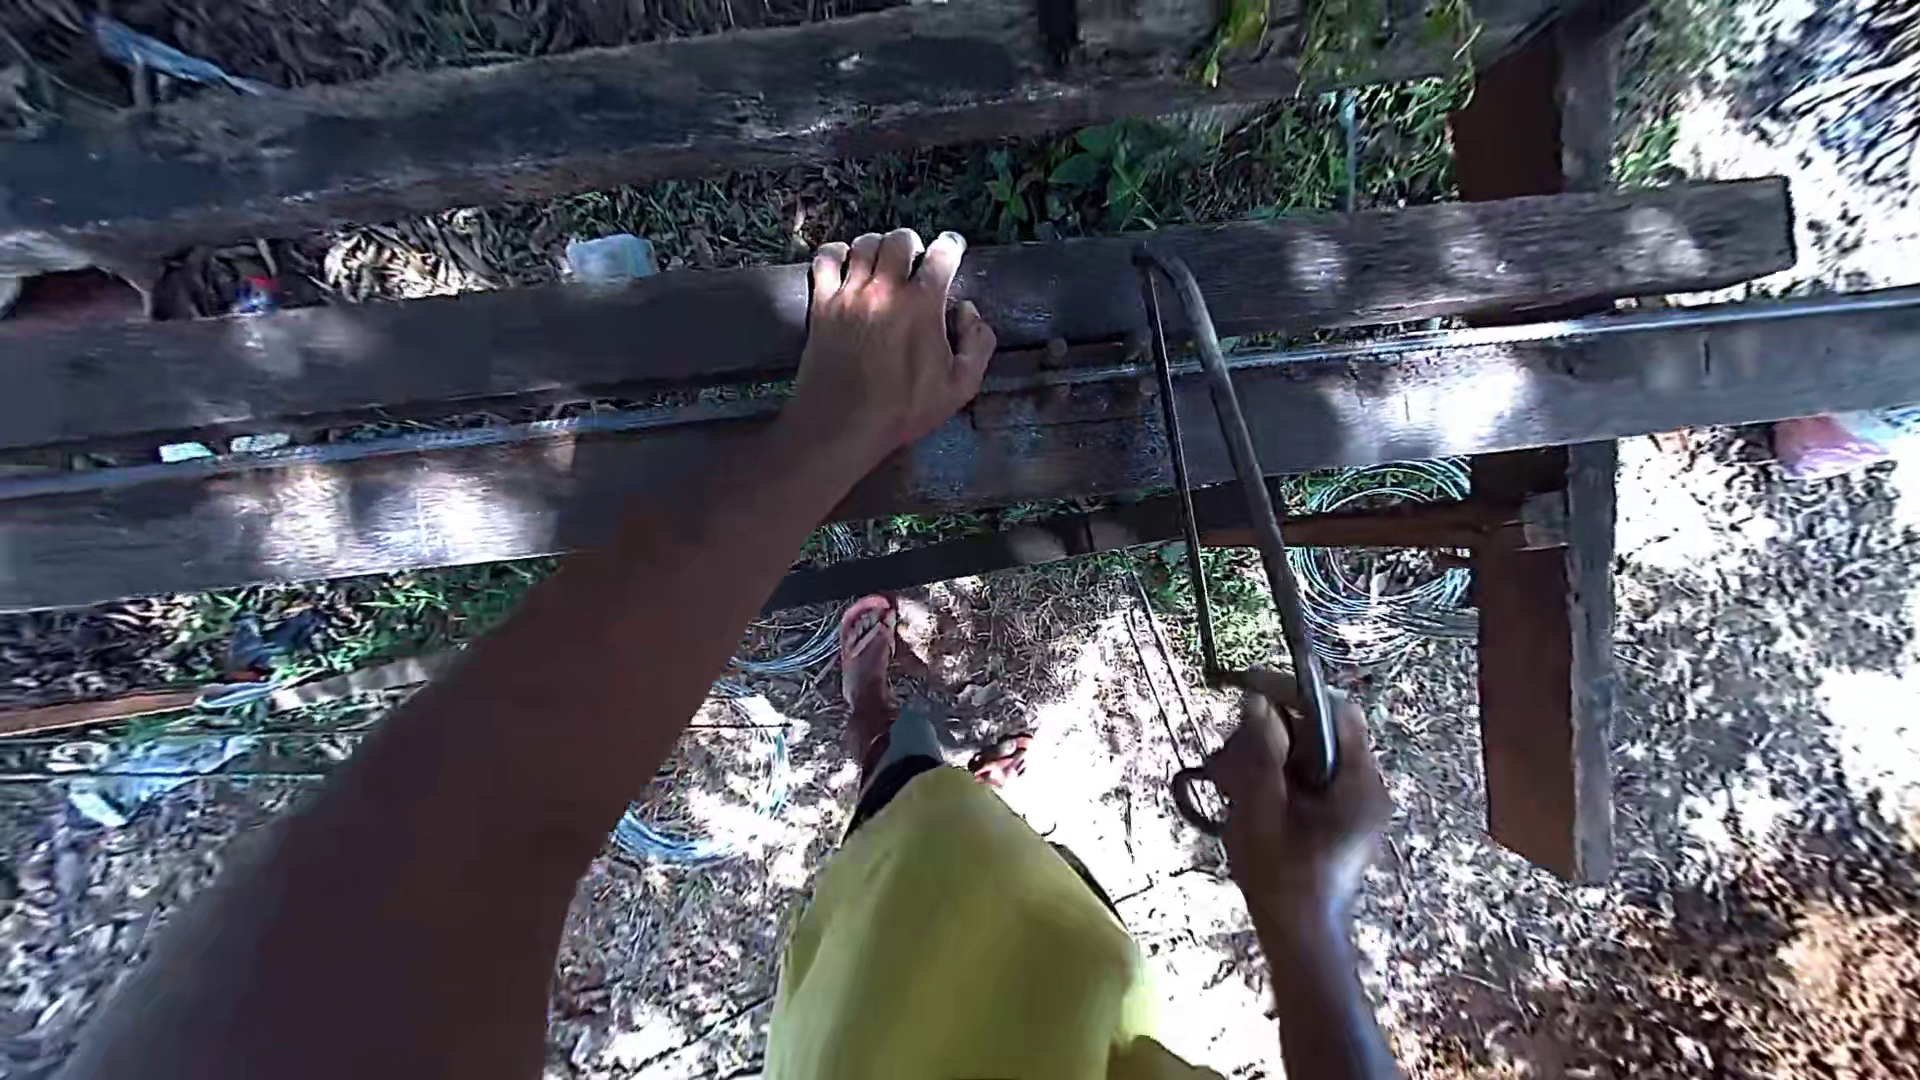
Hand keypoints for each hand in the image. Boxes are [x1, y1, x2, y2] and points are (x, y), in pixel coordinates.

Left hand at [784, 228, 996, 472]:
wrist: (844, 424)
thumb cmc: (903, 411)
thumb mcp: (959, 388)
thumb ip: (977, 345)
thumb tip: (969, 312)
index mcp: (922, 305)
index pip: (942, 255)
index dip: (952, 246)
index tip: (953, 249)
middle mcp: (885, 289)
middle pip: (900, 240)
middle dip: (914, 244)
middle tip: (916, 260)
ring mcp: (849, 294)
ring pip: (864, 244)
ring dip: (879, 247)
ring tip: (884, 263)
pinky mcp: (822, 305)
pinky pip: (826, 259)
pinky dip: (838, 253)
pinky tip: (846, 264)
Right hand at [1208, 668, 1390, 925]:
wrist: (1298, 936)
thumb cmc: (1282, 877)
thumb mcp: (1263, 809)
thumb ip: (1262, 752)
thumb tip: (1256, 700)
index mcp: (1359, 784)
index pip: (1336, 710)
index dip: (1292, 691)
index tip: (1249, 688)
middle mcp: (1362, 785)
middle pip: (1315, 729)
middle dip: (1268, 731)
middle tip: (1230, 752)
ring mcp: (1348, 799)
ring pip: (1302, 749)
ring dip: (1262, 754)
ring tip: (1230, 781)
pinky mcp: (1333, 810)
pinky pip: (1300, 771)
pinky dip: (1270, 773)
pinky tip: (1244, 794)